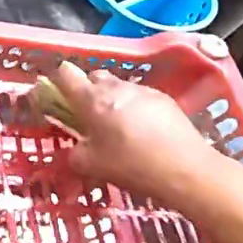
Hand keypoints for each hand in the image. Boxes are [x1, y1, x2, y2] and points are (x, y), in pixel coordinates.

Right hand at [46, 62, 220, 202]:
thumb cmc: (131, 165)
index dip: (58, 80)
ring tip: (119, 125)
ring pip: (118, 86)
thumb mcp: (91, 165)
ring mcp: (142, 90)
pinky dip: (134, 106)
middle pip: (93, 76)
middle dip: (87, 91)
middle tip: (89, 116)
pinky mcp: (163, 97)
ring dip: (112, 99)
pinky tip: (143, 130)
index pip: (65, 74)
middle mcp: (115, 87)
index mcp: (92, 100)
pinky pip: (139, 95)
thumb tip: (73, 148)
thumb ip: (74, 153)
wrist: (185, 169)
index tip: (57, 94)